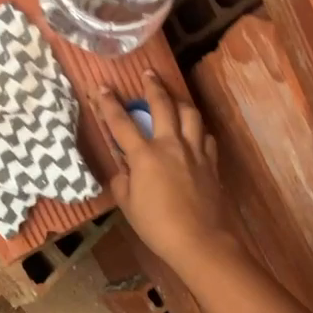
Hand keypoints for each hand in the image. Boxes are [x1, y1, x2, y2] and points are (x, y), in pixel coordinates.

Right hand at [97, 71, 246, 277]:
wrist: (198, 239)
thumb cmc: (157, 226)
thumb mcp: (129, 208)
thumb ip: (123, 184)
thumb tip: (123, 171)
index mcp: (145, 156)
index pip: (122, 124)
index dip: (109, 105)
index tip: (101, 88)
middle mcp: (170, 144)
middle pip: (163, 104)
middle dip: (153, 86)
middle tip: (148, 74)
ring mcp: (195, 151)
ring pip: (190, 113)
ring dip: (180, 102)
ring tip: (175, 99)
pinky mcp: (211, 162)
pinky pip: (205, 136)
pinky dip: (198, 131)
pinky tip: (195, 134)